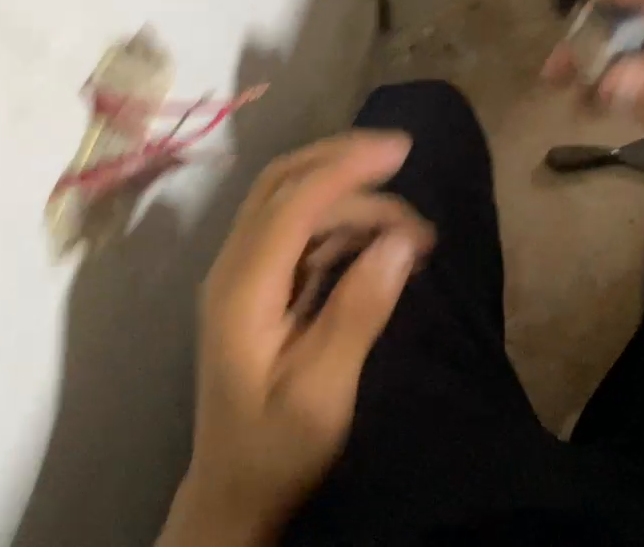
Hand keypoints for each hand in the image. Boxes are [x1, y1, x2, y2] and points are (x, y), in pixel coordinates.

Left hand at [161, 133, 433, 545]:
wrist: (233, 493)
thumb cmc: (277, 449)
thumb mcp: (323, 392)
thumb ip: (358, 311)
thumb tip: (401, 242)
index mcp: (241, 288)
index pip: (291, 203)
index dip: (344, 169)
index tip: (400, 150)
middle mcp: (234, 267)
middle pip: (281, 184)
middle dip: (340, 159)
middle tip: (400, 154)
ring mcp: (243, 274)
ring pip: (290, 202)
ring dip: (348, 196)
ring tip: (410, 225)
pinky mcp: (259, 286)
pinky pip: (297, 232)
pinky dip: (339, 221)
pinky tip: (379, 239)